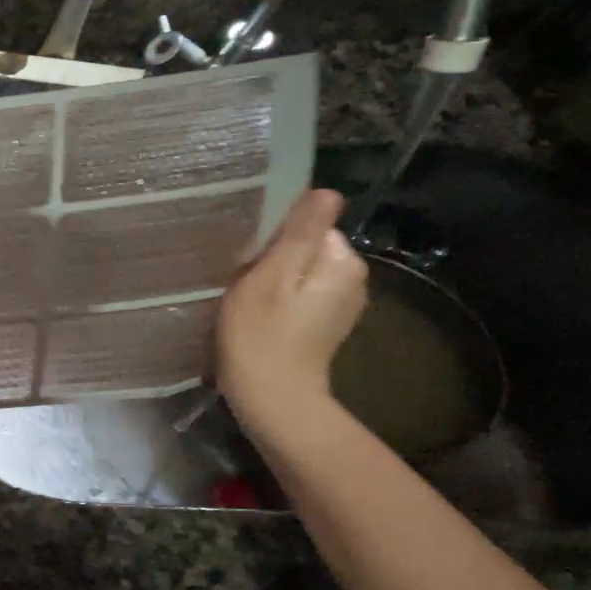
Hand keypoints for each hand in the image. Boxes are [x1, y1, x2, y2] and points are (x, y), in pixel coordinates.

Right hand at [217, 189, 368, 442]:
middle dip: (272, 257)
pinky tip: (254, 314)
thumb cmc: (261, 334)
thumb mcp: (271, 277)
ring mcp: (339, 305)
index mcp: (341, 263)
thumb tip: (327, 192)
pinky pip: (297, 295)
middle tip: (239, 279)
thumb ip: (299, 234)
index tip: (244, 255)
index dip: (273, 236)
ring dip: (270, 279)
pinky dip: (275, 299)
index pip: (309, 227)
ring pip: (298, 272)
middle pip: (304, 249)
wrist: (270, 396)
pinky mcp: (323, 325)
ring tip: (242, 297)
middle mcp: (351, 280)